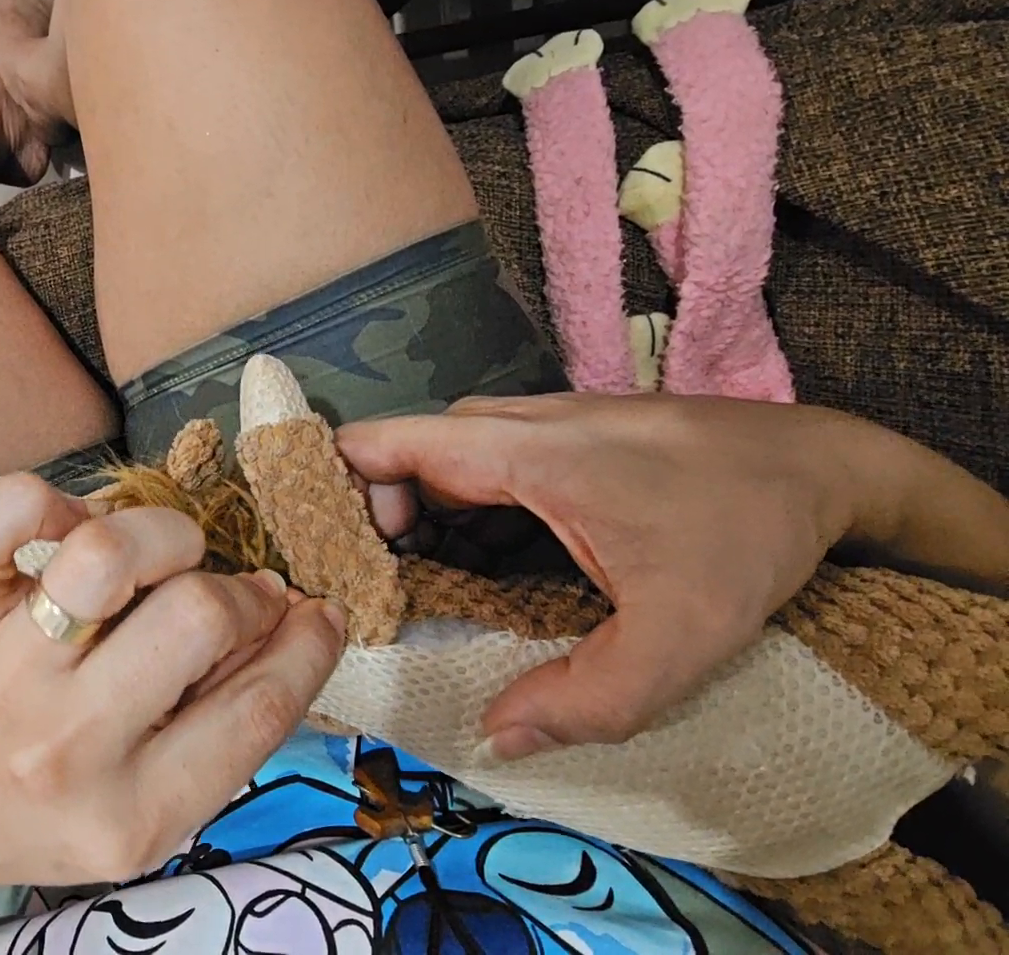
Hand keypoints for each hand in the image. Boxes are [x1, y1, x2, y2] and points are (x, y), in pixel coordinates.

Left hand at [0, 473, 346, 895]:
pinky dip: (40, 501)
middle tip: (233, 596)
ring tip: (166, 556)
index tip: (315, 611)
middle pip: (194, 618)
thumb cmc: (57, 814)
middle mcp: (68, 742)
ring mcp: (7, 670)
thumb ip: (228, 721)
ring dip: (162, 536)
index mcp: (135, 811)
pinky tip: (74, 522)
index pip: (256, 710)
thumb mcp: (157, 812)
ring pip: (106, 554)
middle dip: (240, 595)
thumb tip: (291, 613)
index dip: (307, 646)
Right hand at [336, 393, 861, 762]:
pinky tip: (475, 569)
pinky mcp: (539, 441)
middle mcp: (499, 425)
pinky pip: (462, 472)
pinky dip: (448, 519)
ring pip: (424, 469)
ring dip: (410, 528)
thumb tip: (494, 735)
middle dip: (370, 529)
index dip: (334, 497)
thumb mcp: (686, 631)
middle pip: (390, 464)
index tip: (341, 566)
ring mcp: (519, 428)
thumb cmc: (747, 531)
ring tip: (421, 594)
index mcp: (511, 449)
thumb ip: (594, 696)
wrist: (826, 467)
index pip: (370, 445)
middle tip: (380, 598)